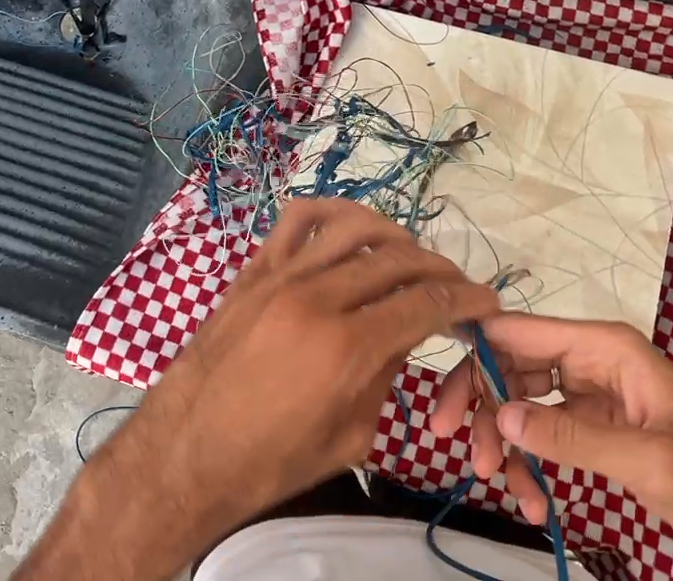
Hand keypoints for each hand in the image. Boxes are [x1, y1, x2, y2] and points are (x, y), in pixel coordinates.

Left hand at [16, 198, 500, 580]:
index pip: (426, 302)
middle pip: (398, 259)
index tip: (487, 301)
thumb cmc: (271, 462)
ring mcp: (280, 276)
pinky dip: (331, 212)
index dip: (466, 299)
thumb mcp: (350, 435)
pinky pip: (296, 220)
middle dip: (439, 268)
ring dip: (394, 234)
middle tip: (454, 285)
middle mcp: (317, 297)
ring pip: (353, 226)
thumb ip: (388, 373)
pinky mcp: (253, 270)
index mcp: (346, 348)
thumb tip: (411, 329)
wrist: (185, 456)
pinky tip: (350, 227)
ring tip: (409, 254)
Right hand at [430, 314, 672, 580]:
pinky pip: (541, 435)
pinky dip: (527, 464)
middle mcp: (590, 361)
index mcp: (606, 347)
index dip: (476, 351)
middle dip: (482, 406)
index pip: (522, 331)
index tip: (440, 394)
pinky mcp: (591, 428)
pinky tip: (530, 501)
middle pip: (512, 365)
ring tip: (501, 486)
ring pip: (519, 402)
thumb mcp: (649, 460)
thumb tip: (500, 416)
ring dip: (502, 442)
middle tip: (456, 448)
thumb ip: (572, 436)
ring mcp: (589, 395)